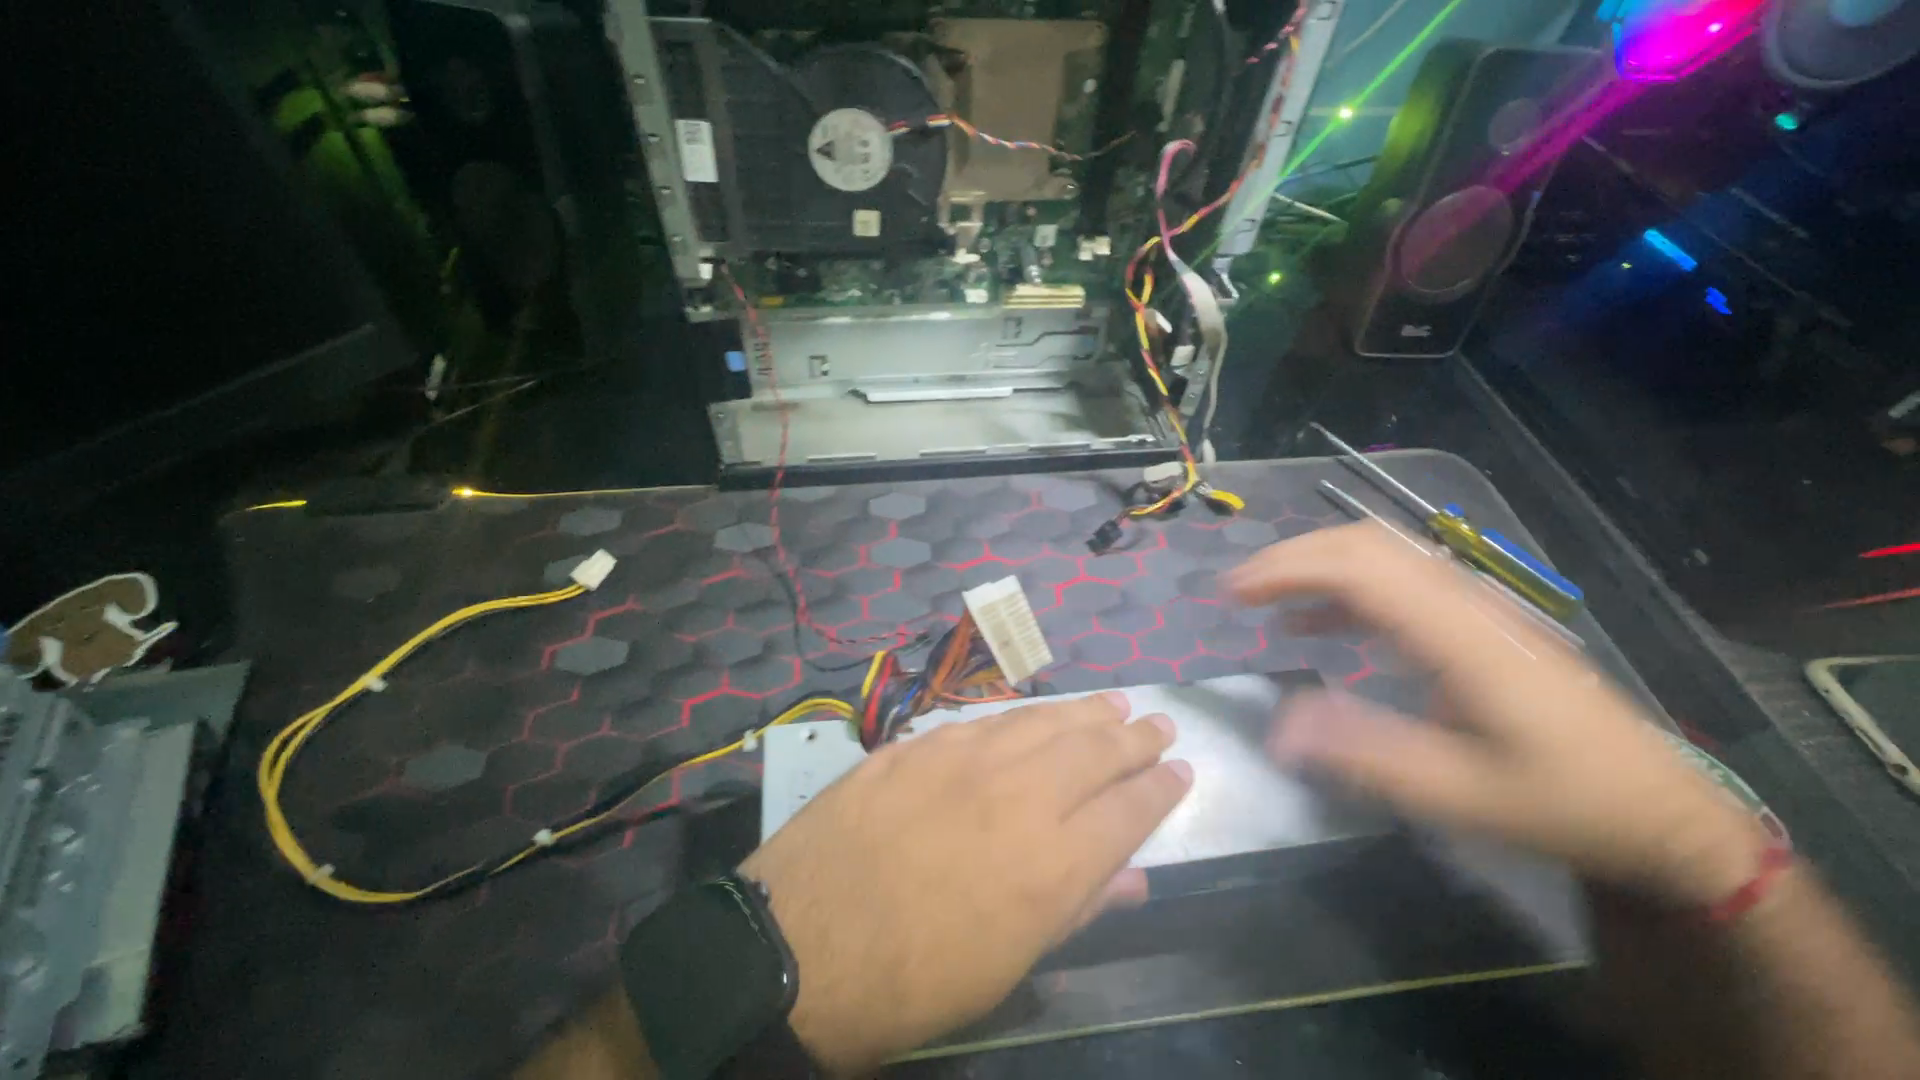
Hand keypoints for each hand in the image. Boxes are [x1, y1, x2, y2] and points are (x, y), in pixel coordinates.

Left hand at [739, 693, 1190, 1074]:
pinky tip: (1034, 714)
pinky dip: (1021, 716)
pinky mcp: (916, 747)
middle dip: (1134, 738)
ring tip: (1113, 705)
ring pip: (1042, 723)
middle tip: (1158, 725)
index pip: (1128, 810)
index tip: (1180, 772)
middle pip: (1093, 752)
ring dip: (1084, 713)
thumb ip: (1076, 908)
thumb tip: (1134, 876)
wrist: (797, 950)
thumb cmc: (913, 983)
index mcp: (1052, 863)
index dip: (1160, 789)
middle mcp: (1018, 796)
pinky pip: (984, 721)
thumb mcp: (1007, 966)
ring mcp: (963, 762)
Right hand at [1226, 523, 1767, 906]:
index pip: (1363, 566)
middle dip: (1295, 556)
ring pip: (1385, 557)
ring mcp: (1479, 610)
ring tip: (1262, 599)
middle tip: (1238, 590)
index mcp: (1462, 635)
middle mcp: (1468, 605)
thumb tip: (1280, 725)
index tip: (1233, 591)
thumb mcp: (1463, 796)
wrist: (1659, 811)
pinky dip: (1346, 592)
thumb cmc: (1563, 803)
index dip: (1290, 566)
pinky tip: (1313, 624)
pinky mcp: (1479, 626)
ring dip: (1317, 567)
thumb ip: (1369, 756)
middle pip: (1371, 545)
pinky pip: (1401, 586)